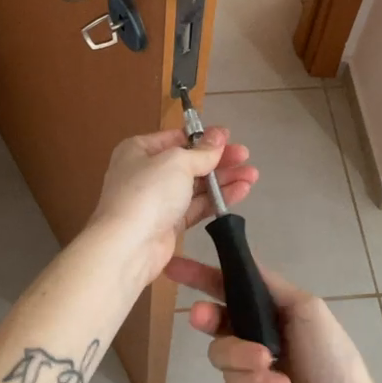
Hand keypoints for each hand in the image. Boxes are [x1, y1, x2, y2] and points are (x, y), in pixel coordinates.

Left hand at [85, 127, 257, 284]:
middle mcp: (146, 172)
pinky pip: (196, 206)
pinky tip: (241, 191)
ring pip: (195, 185)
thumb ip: (202, 152)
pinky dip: (217, 199)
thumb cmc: (149, 192)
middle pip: (189, 162)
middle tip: (246, 157)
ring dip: (223, 179)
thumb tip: (219, 136)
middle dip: (219, 160)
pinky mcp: (169, 224)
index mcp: (139, 150)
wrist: (128, 246)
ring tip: (252, 175)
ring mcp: (157, 200)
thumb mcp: (177, 162)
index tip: (229, 137)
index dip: (203, 138)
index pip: (176, 138)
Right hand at [164, 257, 381, 382]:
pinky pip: (232, 379)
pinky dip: (255, 379)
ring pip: (219, 349)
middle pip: (214, 318)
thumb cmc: (331, 356)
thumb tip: (242, 258)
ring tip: (268, 362)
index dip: (202, 275)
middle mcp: (253, 336)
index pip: (230, 287)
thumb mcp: (307, 308)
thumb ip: (270, 283)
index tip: (175, 267)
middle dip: (204, 315)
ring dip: (242, 353)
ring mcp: (245, 369)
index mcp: (269, 311)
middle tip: (200, 316)